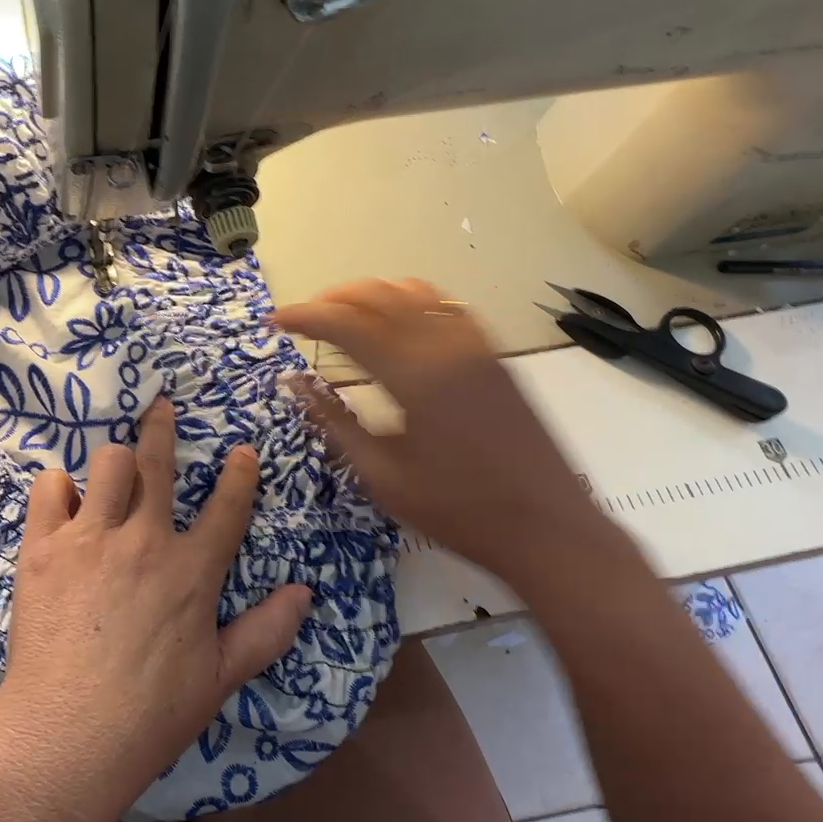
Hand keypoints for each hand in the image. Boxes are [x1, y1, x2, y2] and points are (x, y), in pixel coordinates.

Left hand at [0, 398, 312, 821]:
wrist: (68, 735)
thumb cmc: (151, 714)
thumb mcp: (221, 678)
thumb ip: (266, 631)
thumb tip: (304, 592)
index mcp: (191, 570)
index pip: (226, 508)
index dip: (238, 475)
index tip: (241, 451)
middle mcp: (144, 539)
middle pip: (157, 463)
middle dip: (163, 427)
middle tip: (161, 406)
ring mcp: (90, 538)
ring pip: (107, 464)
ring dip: (113, 463)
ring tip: (112, 471)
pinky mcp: (43, 547)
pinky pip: (49, 488)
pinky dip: (58, 489)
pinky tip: (63, 501)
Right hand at [273, 279, 615, 583]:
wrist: (548, 529)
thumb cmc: (456, 510)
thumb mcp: (380, 475)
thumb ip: (333, 421)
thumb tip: (293, 382)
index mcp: (412, 375)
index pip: (346, 324)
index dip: (304, 317)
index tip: (274, 321)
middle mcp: (445, 346)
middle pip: (379, 295)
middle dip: (333, 299)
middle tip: (304, 319)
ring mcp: (476, 347)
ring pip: (415, 293)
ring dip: (372, 295)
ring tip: (345, 316)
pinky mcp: (495, 357)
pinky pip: (447, 308)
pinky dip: (412, 303)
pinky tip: (399, 324)